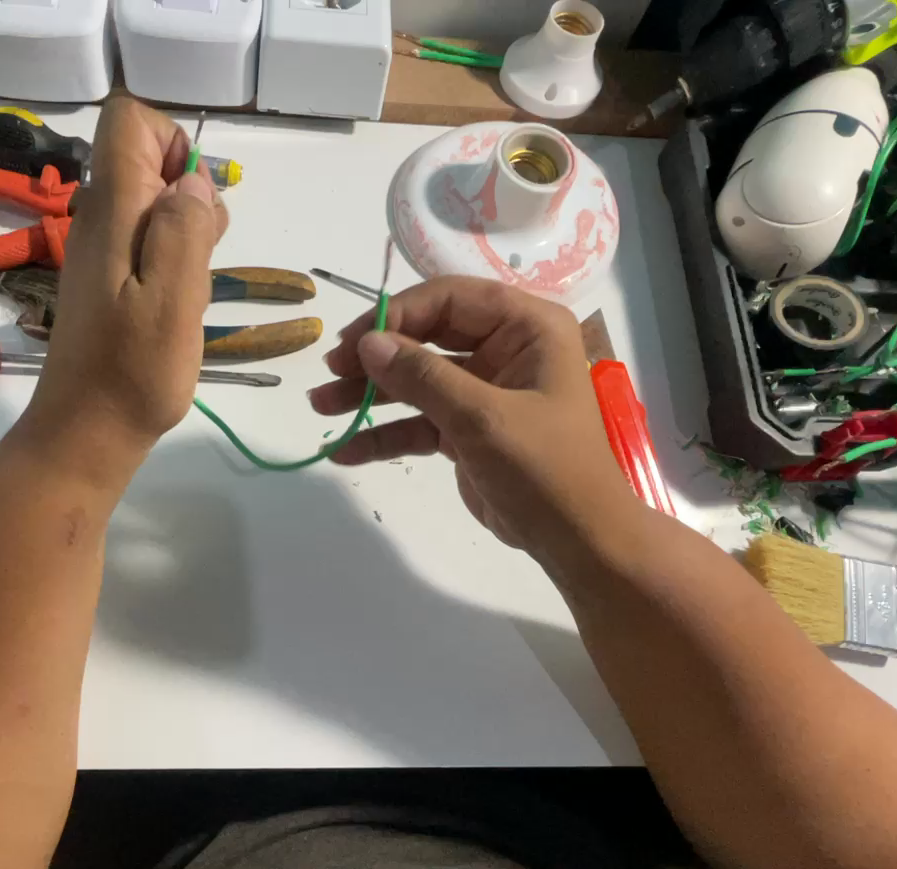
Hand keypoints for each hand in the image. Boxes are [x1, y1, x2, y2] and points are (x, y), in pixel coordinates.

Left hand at [21, 98, 227, 459]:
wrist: (88, 433)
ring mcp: (100, 255)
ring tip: (188, 296)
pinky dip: (173, 268)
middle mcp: (99, 222)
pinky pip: (147, 249)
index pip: (129, 121)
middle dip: (190, 202)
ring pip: (154, 212)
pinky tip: (175, 312)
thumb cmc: (134, 373)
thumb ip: (186, 230)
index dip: (173, 145)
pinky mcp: (106, 285)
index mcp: (112, 213)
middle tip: (199, 264)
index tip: (196, 207)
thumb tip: (193, 182)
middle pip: (148, 166)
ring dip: (187, 241)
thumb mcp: (176, 300)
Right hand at [309, 277, 642, 557]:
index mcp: (527, 328)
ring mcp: (483, 392)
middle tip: (330, 371)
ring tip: (321, 405)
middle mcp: (505, 351)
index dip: (400, 315)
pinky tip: (345, 449)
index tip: (354, 342)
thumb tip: (367, 343)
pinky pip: (419, 423)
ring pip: (417, 381)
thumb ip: (423, 378)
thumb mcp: (483, 419)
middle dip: (377, 356)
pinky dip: (385, 435)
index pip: (452, 300)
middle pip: (428, 338)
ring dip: (370, 395)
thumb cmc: (545, 470)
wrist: (575, 540)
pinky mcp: (466, 431)